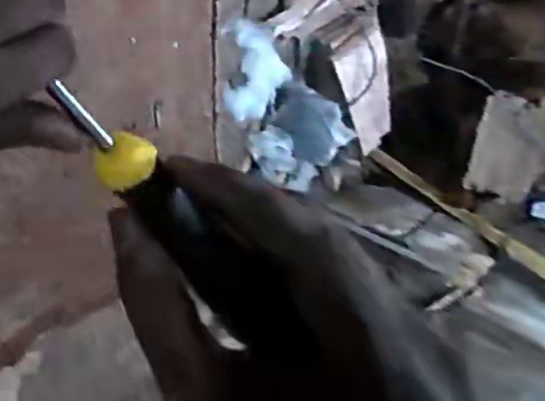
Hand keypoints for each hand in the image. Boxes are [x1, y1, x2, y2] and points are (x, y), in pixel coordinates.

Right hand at [111, 158, 467, 400]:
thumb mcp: (197, 389)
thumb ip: (154, 304)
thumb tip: (124, 218)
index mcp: (382, 358)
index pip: (310, 240)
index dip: (234, 191)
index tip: (167, 166)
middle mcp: (419, 339)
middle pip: (321, 236)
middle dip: (238, 201)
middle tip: (172, 186)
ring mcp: (420, 339)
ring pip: (328, 248)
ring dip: (256, 223)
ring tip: (194, 214)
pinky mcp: (405, 339)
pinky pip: (337, 272)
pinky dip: (278, 252)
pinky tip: (235, 257)